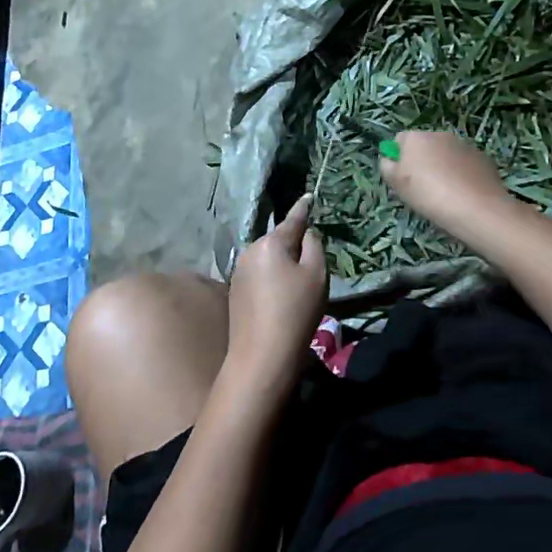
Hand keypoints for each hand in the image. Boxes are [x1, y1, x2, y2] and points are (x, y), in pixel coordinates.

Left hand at [224, 194, 326, 391]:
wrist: (262, 355)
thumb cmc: (295, 311)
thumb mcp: (316, 274)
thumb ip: (314, 245)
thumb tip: (305, 233)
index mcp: (270, 243)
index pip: (292, 219)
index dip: (303, 208)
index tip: (308, 196)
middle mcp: (249, 251)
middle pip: (278, 241)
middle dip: (294, 247)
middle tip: (313, 267)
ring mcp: (238, 272)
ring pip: (268, 259)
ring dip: (282, 265)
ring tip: (297, 289)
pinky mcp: (234, 292)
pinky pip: (259, 276)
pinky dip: (271, 281)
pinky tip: (279, 300)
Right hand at [378, 131, 515, 237]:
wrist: (476, 208)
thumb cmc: (428, 195)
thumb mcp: (397, 185)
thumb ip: (387, 168)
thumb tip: (388, 159)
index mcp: (415, 138)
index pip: (400, 139)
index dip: (398, 157)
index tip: (401, 177)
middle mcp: (440, 134)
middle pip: (424, 144)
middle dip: (422, 160)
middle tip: (421, 186)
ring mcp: (464, 145)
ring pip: (446, 153)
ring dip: (442, 166)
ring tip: (444, 192)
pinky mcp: (482, 157)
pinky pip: (464, 162)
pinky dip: (461, 172)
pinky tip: (462, 192)